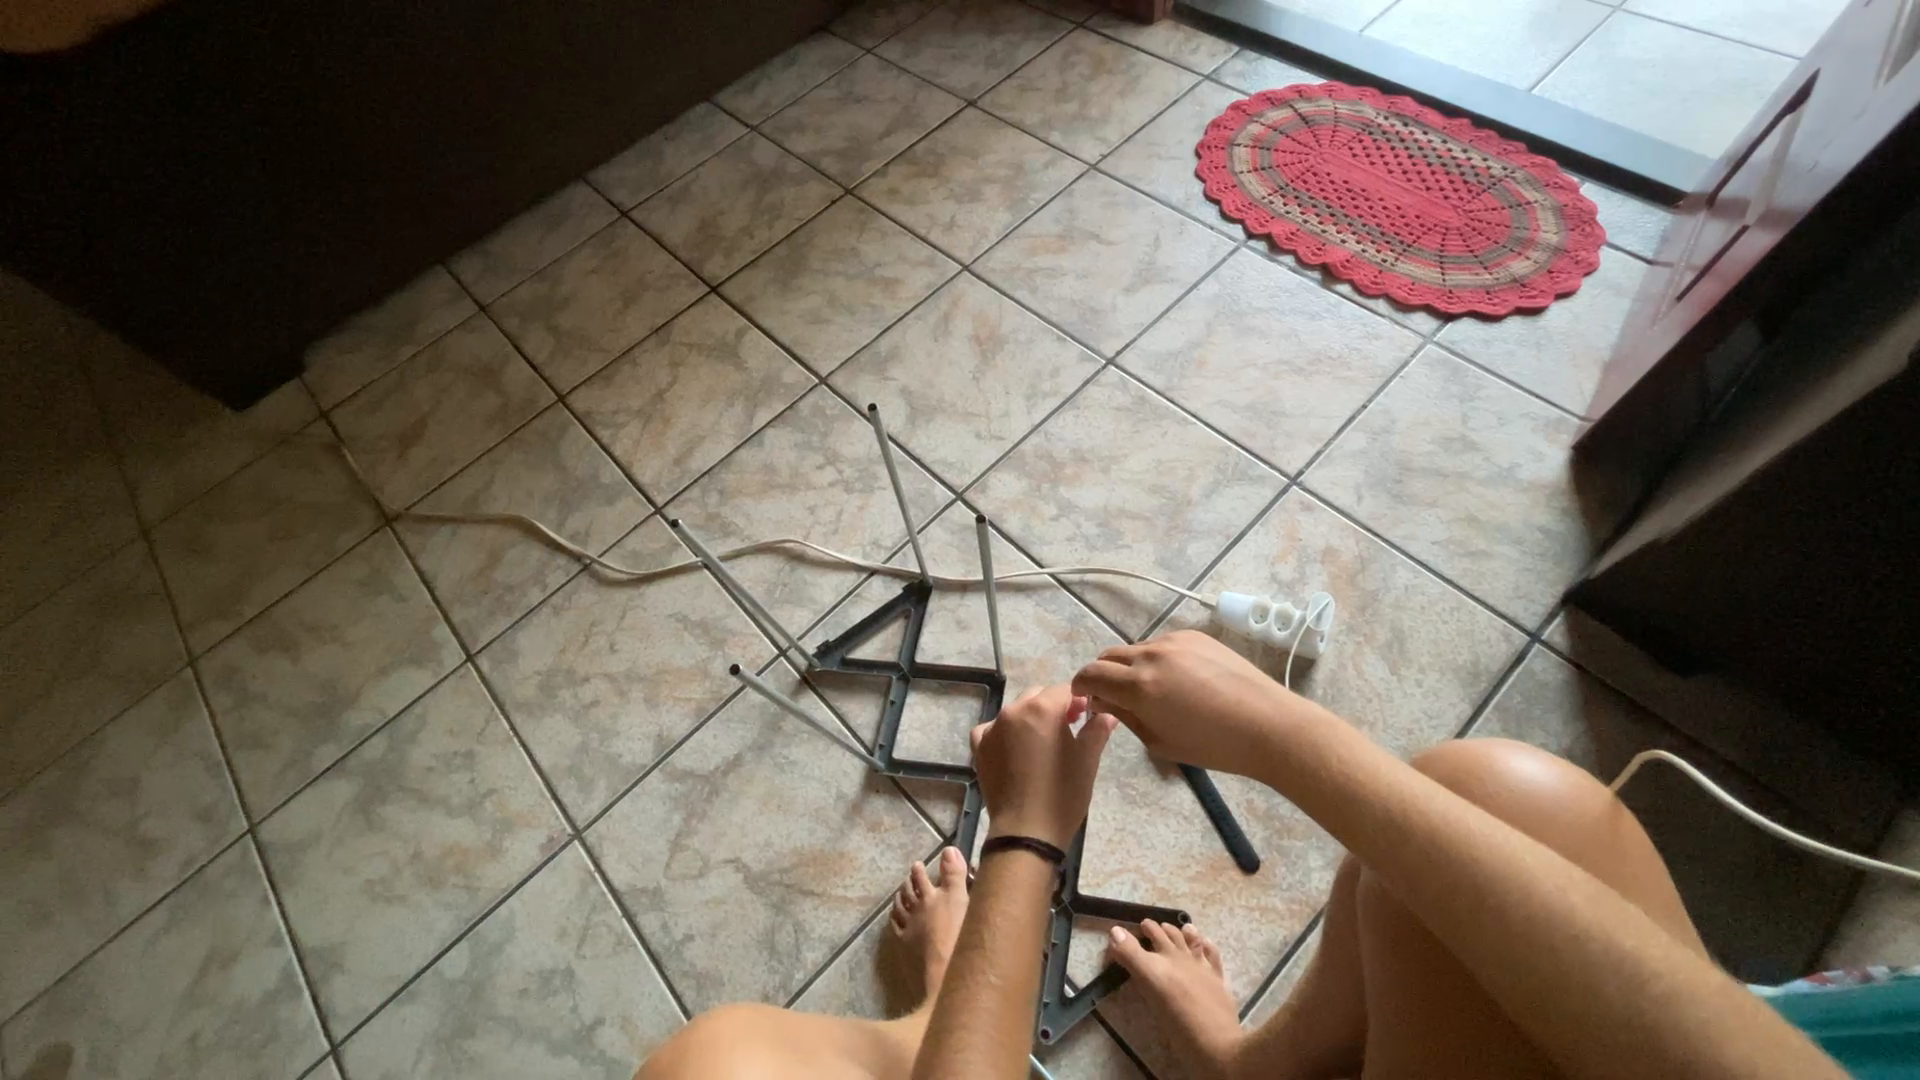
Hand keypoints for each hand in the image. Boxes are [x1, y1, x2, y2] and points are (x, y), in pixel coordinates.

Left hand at [970, 684, 1117, 849]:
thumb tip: (1108, 714)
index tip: (1087, 716)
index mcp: (1041, 709)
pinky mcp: (979, 747)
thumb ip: (1097, 730)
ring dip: (1031, 717)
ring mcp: (992, 728)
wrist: (1027, 831)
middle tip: (1069, 728)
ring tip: (1043, 742)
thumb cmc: (1063, 794)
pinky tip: (1014, 747)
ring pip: (1016, 711)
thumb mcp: (1087, 760)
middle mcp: (1013, 711)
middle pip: (1038, 696)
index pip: (1064, 690)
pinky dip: (1004, 732)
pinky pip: (992, 729)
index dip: (1079, 700)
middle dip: (1055, 706)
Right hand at [1071, 629, 1308, 773]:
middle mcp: (1151, 656)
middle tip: (1113, 696)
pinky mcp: (1196, 635)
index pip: (1090, 674)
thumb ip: (1125, 717)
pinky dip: (1158, 659)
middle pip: (1108, 656)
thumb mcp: (1159, 742)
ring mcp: (1175, 641)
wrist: (1269, 725)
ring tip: (1153, 690)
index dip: (1080, 685)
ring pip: (1137, 649)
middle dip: (1102, 674)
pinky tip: (1180, 680)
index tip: (1084, 697)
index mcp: (1138, 686)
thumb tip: (1105, 701)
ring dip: (1131, 667)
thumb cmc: (1214, 746)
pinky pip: (1163, 644)